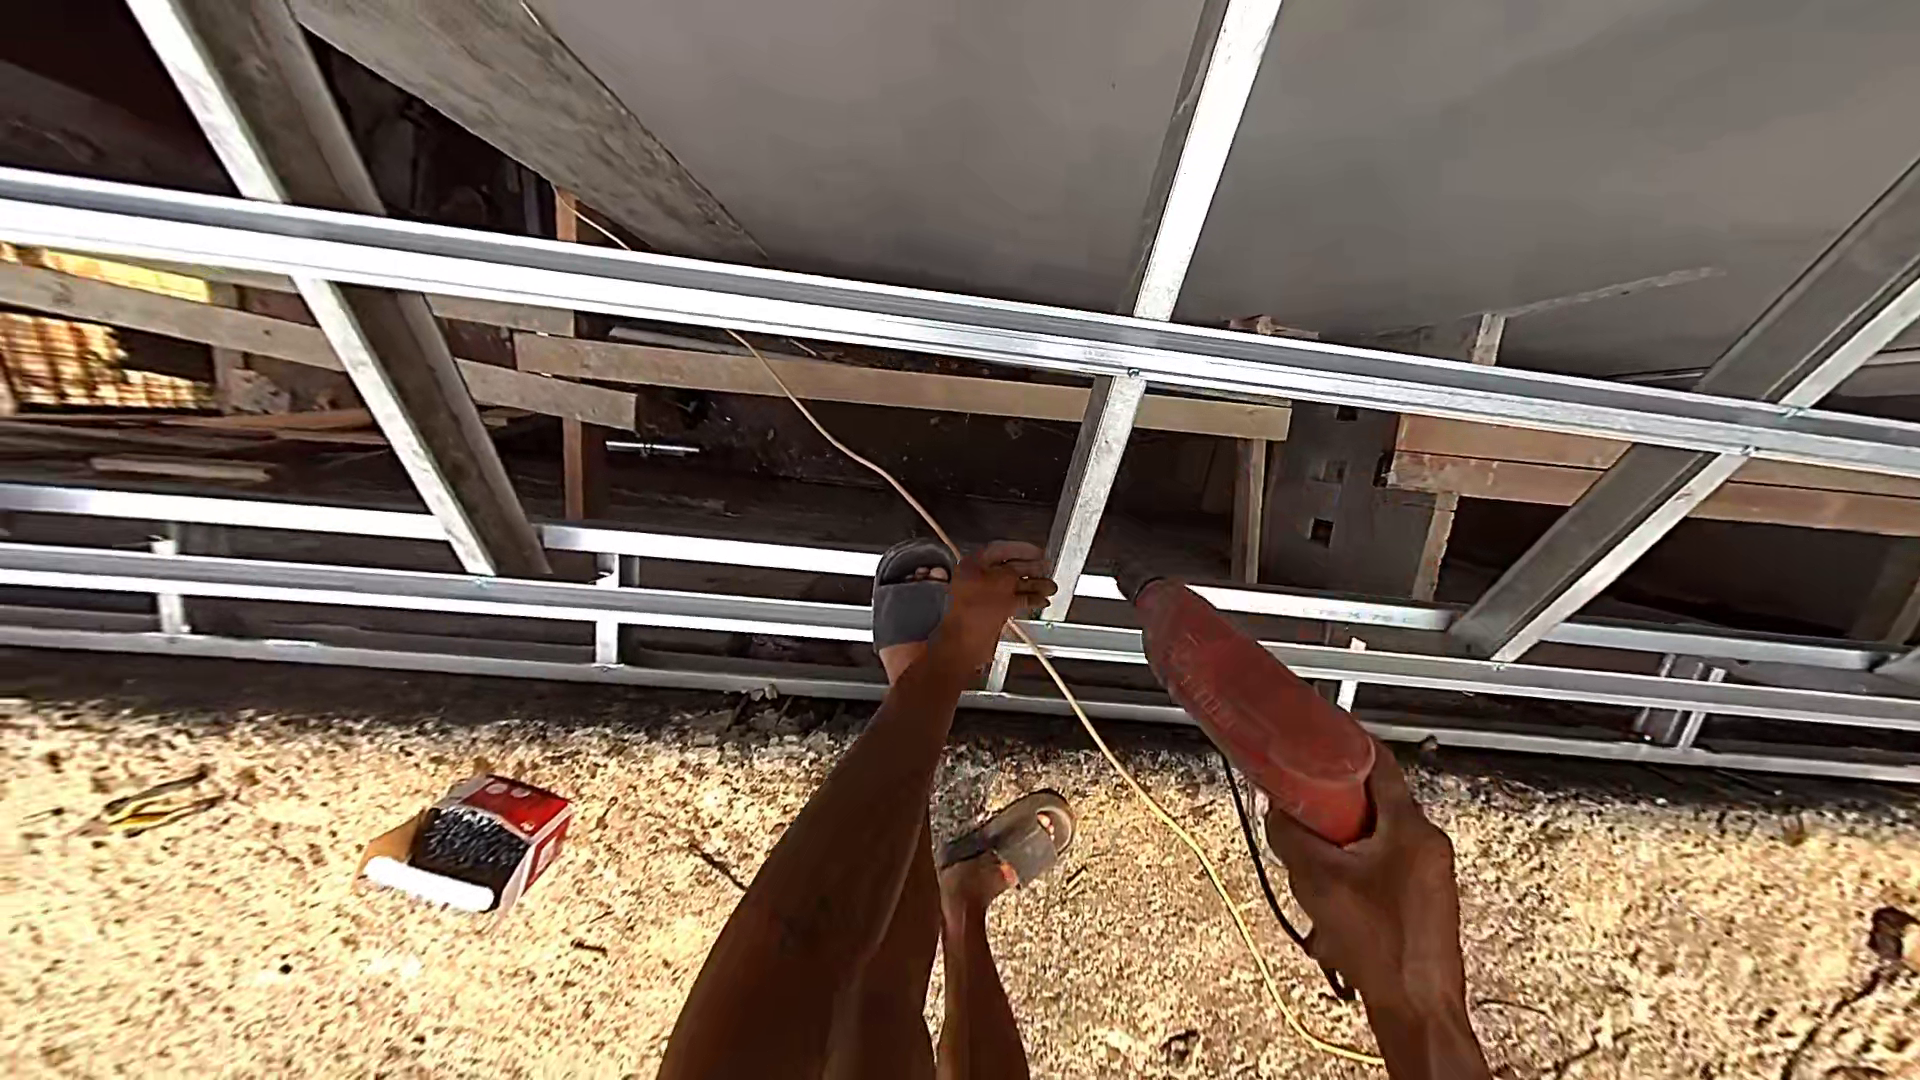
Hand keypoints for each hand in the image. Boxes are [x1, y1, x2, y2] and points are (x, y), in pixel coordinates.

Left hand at [927, 540, 1054, 672]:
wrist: (966, 643)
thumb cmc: (976, 609)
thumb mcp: (1000, 582)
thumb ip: (1014, 571)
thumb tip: (1024, 569)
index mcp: (973, 565)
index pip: (999, 549)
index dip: (1021, 549)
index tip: (1038, 552)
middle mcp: (977, 578)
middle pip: (1008, 568)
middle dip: (1030, 569)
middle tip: (1047, 569)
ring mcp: (984, 596)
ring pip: (1012, 586)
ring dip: (1033, 585)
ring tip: (1051, 587)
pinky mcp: (992, 612)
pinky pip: (1012, 601)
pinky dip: (1027, 600)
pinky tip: (1042, 601)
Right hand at [1263, 747, 1473, 1029]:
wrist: (1415, 1009)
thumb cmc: (1374, 941)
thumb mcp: (1315, 878)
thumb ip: (1288, 834)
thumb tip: (1273, 809)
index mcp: (1410, 829)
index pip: (1380, 763)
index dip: (1347, 739)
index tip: (1318, 725)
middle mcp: (1427, 842)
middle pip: (1373, 795)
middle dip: (1331, 791)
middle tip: (1298, 791)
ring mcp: (1429, 869)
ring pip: (1375, 826)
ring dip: (1339, 826)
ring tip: (1309, 842)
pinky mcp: (1422, 893)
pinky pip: (1381, 852)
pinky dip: (1352, 850)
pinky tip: (1329, 876)